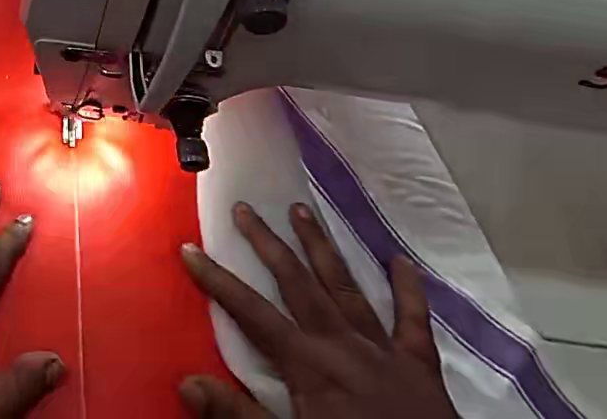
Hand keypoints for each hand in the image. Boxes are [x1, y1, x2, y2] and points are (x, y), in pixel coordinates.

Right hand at [177, 202, 458, 418]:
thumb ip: (238, 413)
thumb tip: (186, 382)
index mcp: (307, 362)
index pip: (249, 310)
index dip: (216, 279)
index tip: (189, 248)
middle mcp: (339, 343)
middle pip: (295, 281)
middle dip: (266, 242)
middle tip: (245, 208)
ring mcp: (381, 350)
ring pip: (342, 285)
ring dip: (319, 246)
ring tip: (301, 210)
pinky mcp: (420, 366)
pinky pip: (413, 322)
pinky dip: (409, 291)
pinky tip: (402, 261)